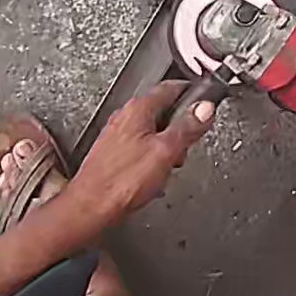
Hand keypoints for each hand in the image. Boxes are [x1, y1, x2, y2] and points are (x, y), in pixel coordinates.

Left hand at [68, 80, 216, 220]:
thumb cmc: (121, 180)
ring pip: (152, 131)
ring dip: (166, 146)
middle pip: (163, 111)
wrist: (90, 208)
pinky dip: (152, 158)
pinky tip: (153, 176)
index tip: (205, 102)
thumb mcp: (166, 151)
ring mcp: (117, 135)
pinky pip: (141, 148)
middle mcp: (125, 117)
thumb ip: (188, 127)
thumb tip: (205, 109)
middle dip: (180, 127)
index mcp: (138, 108)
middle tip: (187, 144)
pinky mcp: (113, 153)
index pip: (170, 87)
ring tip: (168, 165)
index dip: (192, 93)